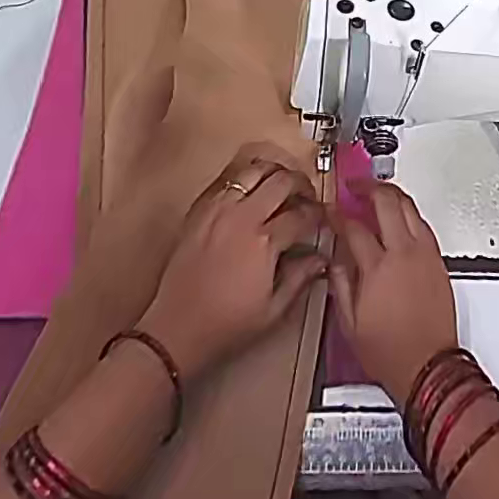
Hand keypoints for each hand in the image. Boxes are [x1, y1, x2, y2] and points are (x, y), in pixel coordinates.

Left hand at [138, 144, 326, 378]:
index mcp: (264, 241)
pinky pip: (227, 181)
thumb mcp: (273, 311)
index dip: (317, 214)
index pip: (301, 214)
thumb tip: (320, 258)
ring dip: (273, 173)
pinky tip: (251, 192)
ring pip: (253, 170)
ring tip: (281, 186)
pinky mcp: (200, 210)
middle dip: (301, 185)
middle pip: (281, 181)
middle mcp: (242, 217)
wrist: (177, 328)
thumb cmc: (226, 324)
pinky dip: (245, 179)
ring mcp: (218, 209)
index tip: (321, 219)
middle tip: (307, 197)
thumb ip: (301, 278)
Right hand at [329, 180, 458, 405]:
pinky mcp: (438, 261)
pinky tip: (400, 215)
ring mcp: (424, 255)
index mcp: (378, 268)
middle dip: (367, 187)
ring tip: (377, 192)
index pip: (354, 227)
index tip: (330, 212)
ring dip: (391, 194)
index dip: (338, 215)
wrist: (429, 368)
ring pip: (409, 207)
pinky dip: (408, 212)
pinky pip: (423, 224)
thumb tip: (335, 261)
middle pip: (387, 202)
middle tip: (355, 186)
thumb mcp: (349, 323)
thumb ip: (339, 284)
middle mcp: (404, 254)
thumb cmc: (392, 352)